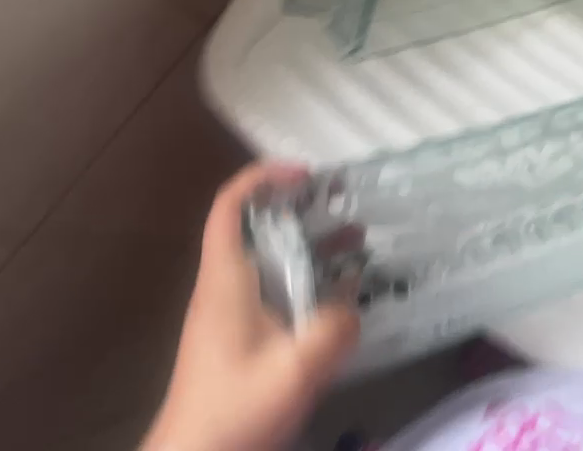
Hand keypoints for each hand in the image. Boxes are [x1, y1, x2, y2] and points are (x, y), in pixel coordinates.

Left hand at [142, 162, 358, 450]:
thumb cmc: (234, 409)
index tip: (307, 174)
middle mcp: (225, 286)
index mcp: (227, 279)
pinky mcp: (239, 336)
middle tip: (347, 205)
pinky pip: (275, 289)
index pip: (231, 206)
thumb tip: (352, 305)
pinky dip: (307, 279)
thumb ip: (333, 329)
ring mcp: (230, 312)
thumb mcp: (295, 369)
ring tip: (357, 241)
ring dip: (311, 245)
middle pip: (259, 227)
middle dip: (303, 208)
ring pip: (271, 259)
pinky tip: (340, 295)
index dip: (264, 176)